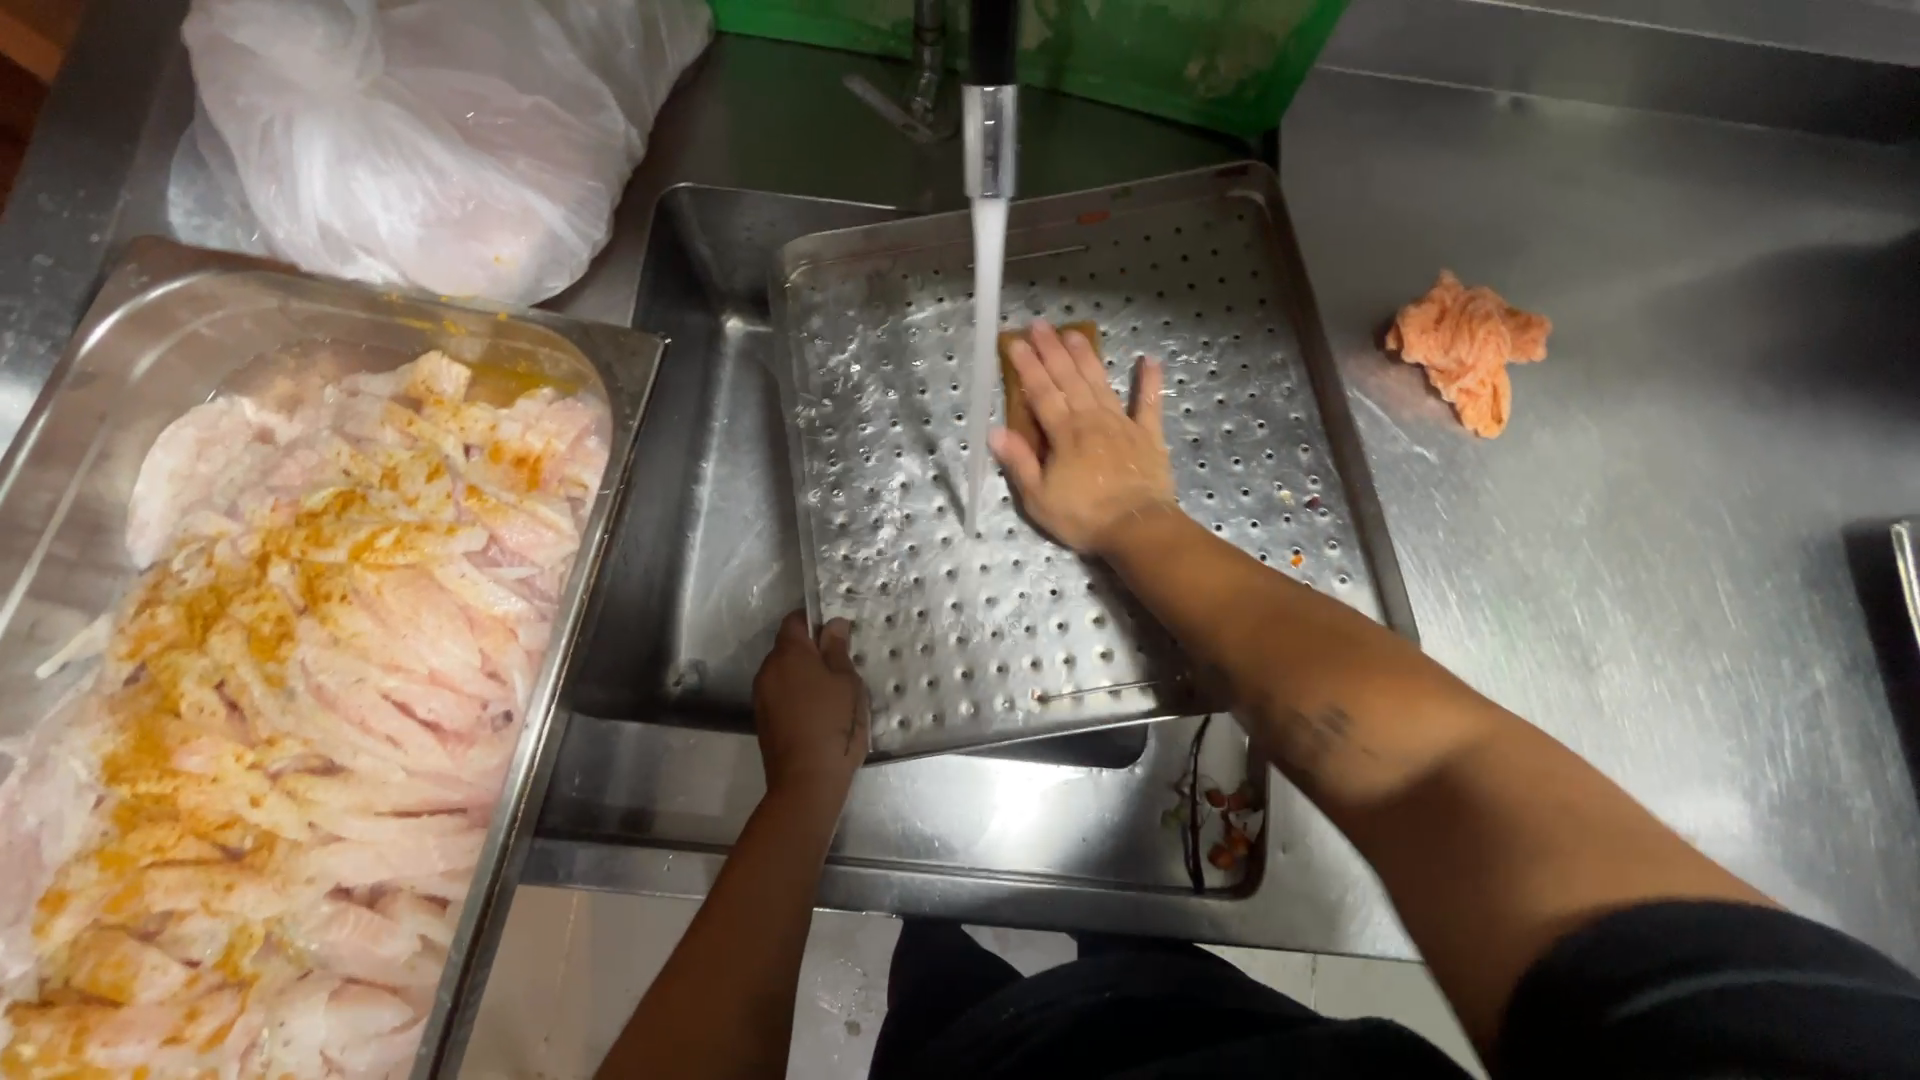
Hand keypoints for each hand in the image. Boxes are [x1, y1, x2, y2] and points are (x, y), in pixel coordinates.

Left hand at [751, 612, 869, 803]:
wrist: (807, 780)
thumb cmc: (835, 724)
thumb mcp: (847, 682)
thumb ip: (837, 649)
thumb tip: (834, 624)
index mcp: (789, 654)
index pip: (795, 621)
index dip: (815, 621)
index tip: (837, 634)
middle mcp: (768, 669)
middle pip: (788, 647)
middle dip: (811, 651)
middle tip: (841, 667)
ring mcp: (762, 695)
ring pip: (784, 672)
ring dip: (804, 675)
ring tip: (831, 694)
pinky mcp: (763, 718)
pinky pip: (781, 694)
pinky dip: (797, 695)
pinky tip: (817, 713)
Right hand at [989, 319, 1181, 554]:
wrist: (1137, 528)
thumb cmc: (1083, 517)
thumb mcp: (1039, 498)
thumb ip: (1019, 462)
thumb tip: (995, 432)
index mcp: (1064, 433)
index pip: (1041, 392)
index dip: (1027, 367)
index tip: (1015, 342)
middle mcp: (1091, 419)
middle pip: (1069, 379)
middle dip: (1052, 350)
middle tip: (1040, 324)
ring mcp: (1122, 424)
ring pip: (1100, 382)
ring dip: (1086, 356)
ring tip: (1075, 332)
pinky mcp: (1148, 436)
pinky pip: (1149, 404)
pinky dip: (1150, 382)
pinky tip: (1149, 360)